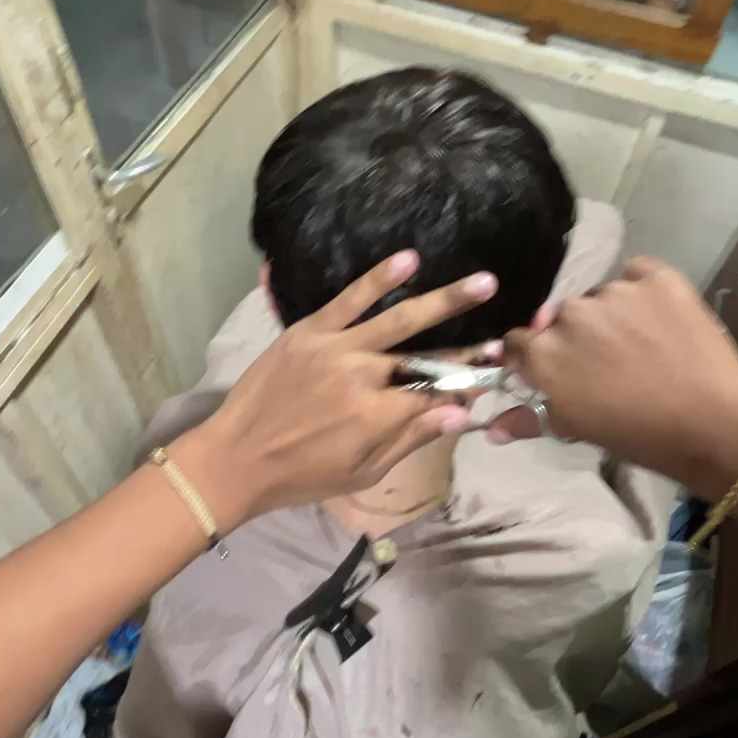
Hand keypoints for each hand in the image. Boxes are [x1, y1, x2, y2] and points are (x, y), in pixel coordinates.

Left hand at [173, 251, 496, 523]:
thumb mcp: (362, 474)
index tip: (489, 379)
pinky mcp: (309, 331)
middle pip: (426, 358)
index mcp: (377, 415)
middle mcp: (363, 375)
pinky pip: (349, 299)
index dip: (464, 389)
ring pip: (400, 320)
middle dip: (467, 350)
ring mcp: (336, 348)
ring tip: (483, 284)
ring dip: (445, 302)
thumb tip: (462, 414)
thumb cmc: (301, 476)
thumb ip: (411, 439)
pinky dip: (379, 279)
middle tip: (502, 336)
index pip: (436, 396)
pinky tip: (409, 260)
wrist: (235, 458)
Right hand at [488, 257, 737, 483]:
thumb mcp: (577, 429)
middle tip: (607, 365)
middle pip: (561, 319)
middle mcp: (570, 317)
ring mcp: (614, 293)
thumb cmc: (637, 436)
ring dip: (610, 317)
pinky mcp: (656, 277)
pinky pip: (637, 275)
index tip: (556, 368)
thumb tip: (489, 430)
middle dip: (576, 337)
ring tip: (642, 345)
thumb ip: (529, 420)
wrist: (714, 424)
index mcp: (544, 356)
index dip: (533, 355)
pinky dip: (643, 292)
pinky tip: (660, 320)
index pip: (517, 341)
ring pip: (599, 298)